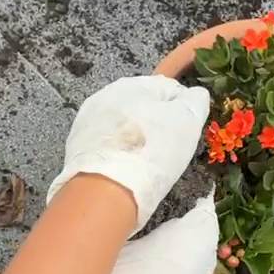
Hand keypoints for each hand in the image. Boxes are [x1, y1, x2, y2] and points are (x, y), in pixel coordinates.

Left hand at [48, 75, 209, 231]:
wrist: (106, 189)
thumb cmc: (154, 153)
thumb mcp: (187, 123)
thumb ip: (196, 101)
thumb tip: (195, 94)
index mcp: (139, 83)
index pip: (170, 88)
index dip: (183, 108)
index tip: (186, 131)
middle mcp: (110, 92)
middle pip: (143, 104)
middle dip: (156, 120)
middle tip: (166, 149)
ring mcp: (90, 115)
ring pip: (123, 121)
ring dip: (134, 133)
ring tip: (142, 160)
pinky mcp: (77, 140)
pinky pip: (104, 139)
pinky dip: (115, 148)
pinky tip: (121, 166)